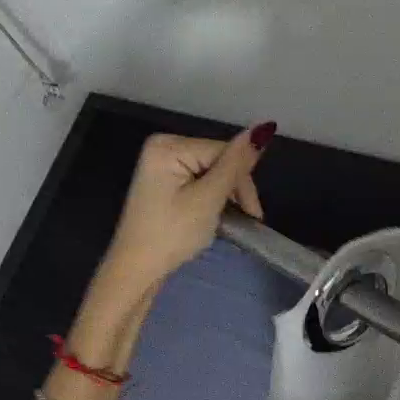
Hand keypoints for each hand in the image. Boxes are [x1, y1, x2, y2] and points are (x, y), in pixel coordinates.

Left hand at [86, 123, 274, 315]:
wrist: (134, 272)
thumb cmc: (170, 235)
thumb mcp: (207, 199)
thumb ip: (236, 164)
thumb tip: (264, 127)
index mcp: (169, 145)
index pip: (223, 151)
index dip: (242, 179)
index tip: (254, 214)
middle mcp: (163, 146)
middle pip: (217, 159)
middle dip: (233, 188)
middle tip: (246, 220)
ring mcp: (161, 165)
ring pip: (210, 172)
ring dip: (224, 195)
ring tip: (228, 222)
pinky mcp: (163, 182)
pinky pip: (197, 181)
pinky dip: (210, 198)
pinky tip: (212, 216)